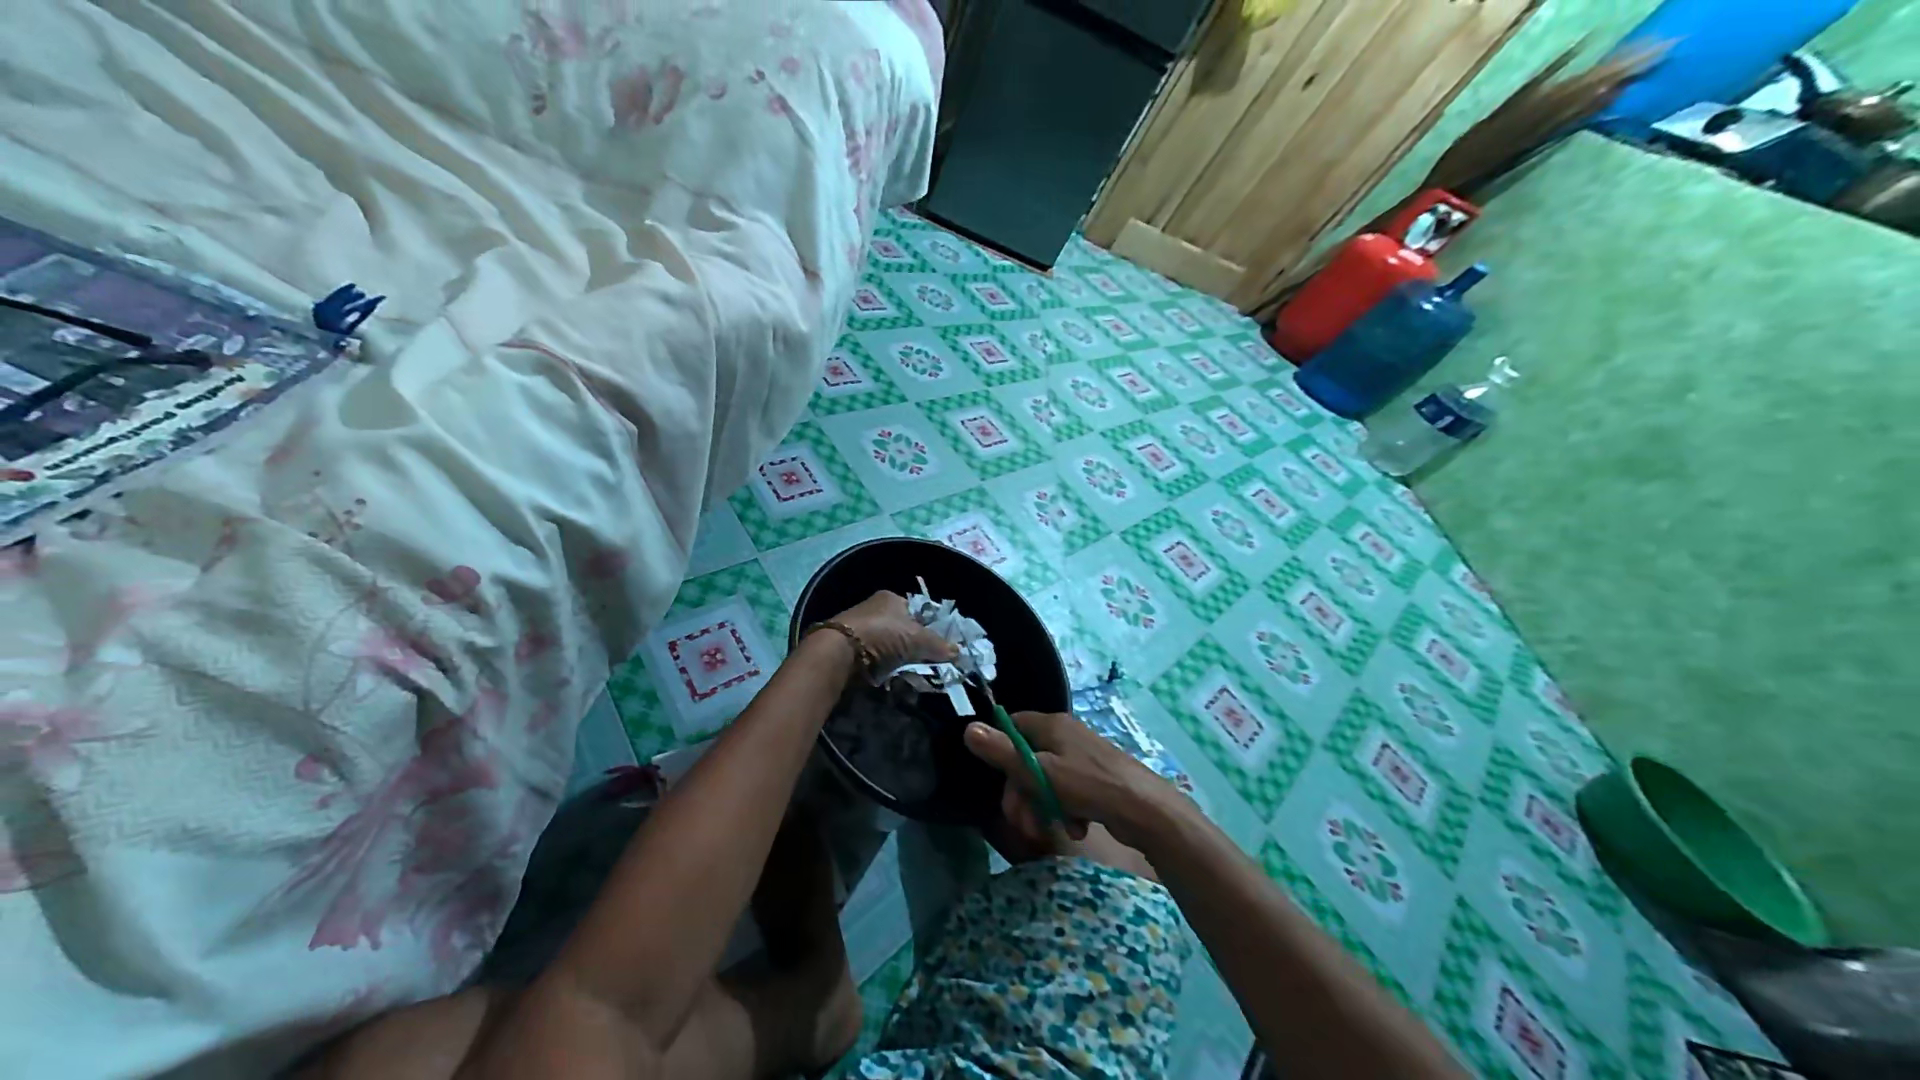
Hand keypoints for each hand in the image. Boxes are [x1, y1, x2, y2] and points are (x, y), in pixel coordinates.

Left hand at [828, 590, 956, 676]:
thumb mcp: (917, 638)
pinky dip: (886, 670)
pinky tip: (894, 681)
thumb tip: (958, 652)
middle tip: (929, 666)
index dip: (930, 629)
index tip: (940, 648)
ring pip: (892, 649)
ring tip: (913, 678)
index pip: (918, 612)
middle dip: (917, 650)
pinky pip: (878, 661)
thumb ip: (938, 645)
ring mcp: (862, 629)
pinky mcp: (852, 649)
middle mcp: (876, 610)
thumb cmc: (882, 634)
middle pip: (905, 632)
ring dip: (902, 663)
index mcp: (891, 598)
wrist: (840, 651)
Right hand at [963, 710, 1180, 851]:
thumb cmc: (1090, 785)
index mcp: (1051, 725)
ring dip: (1043, 807)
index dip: (1001, 751)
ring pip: (1046, 780)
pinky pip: (1068, 792)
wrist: (1147, 811)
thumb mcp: (1041, 772)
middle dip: (1022, 793)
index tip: (1000, 780)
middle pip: (1027, 759)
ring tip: (1051, 831)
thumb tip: (968, 728)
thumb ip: (1004, 754)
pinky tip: (1074, 829)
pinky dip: (1065, 811)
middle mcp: (1066, 735)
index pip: (1012, 725)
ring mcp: (1083, 757)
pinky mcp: (1096, 779)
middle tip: (1023, 823)